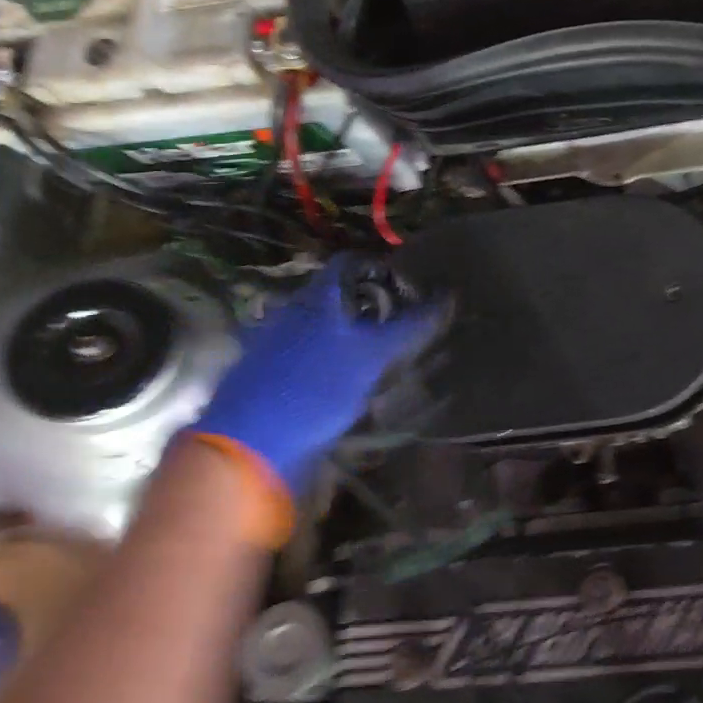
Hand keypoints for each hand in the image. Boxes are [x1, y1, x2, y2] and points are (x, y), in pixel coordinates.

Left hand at [191, 254, 441, 489]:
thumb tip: (451, 295)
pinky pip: (307, 353)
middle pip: (336, 294)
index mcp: (317, 296)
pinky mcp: (266, 373)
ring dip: (350, 333)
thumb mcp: (377, 355)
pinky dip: (331, 358)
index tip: (408, 284)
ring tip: (381, 354)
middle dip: (369, 303)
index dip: (381, 267)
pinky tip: (347, 381)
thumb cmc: (318, 387)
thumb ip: (414, 325)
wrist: (251, 441)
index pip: (350, 261)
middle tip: (401, 320)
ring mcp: (274, 341)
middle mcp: (292, 310)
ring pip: (322, 325)